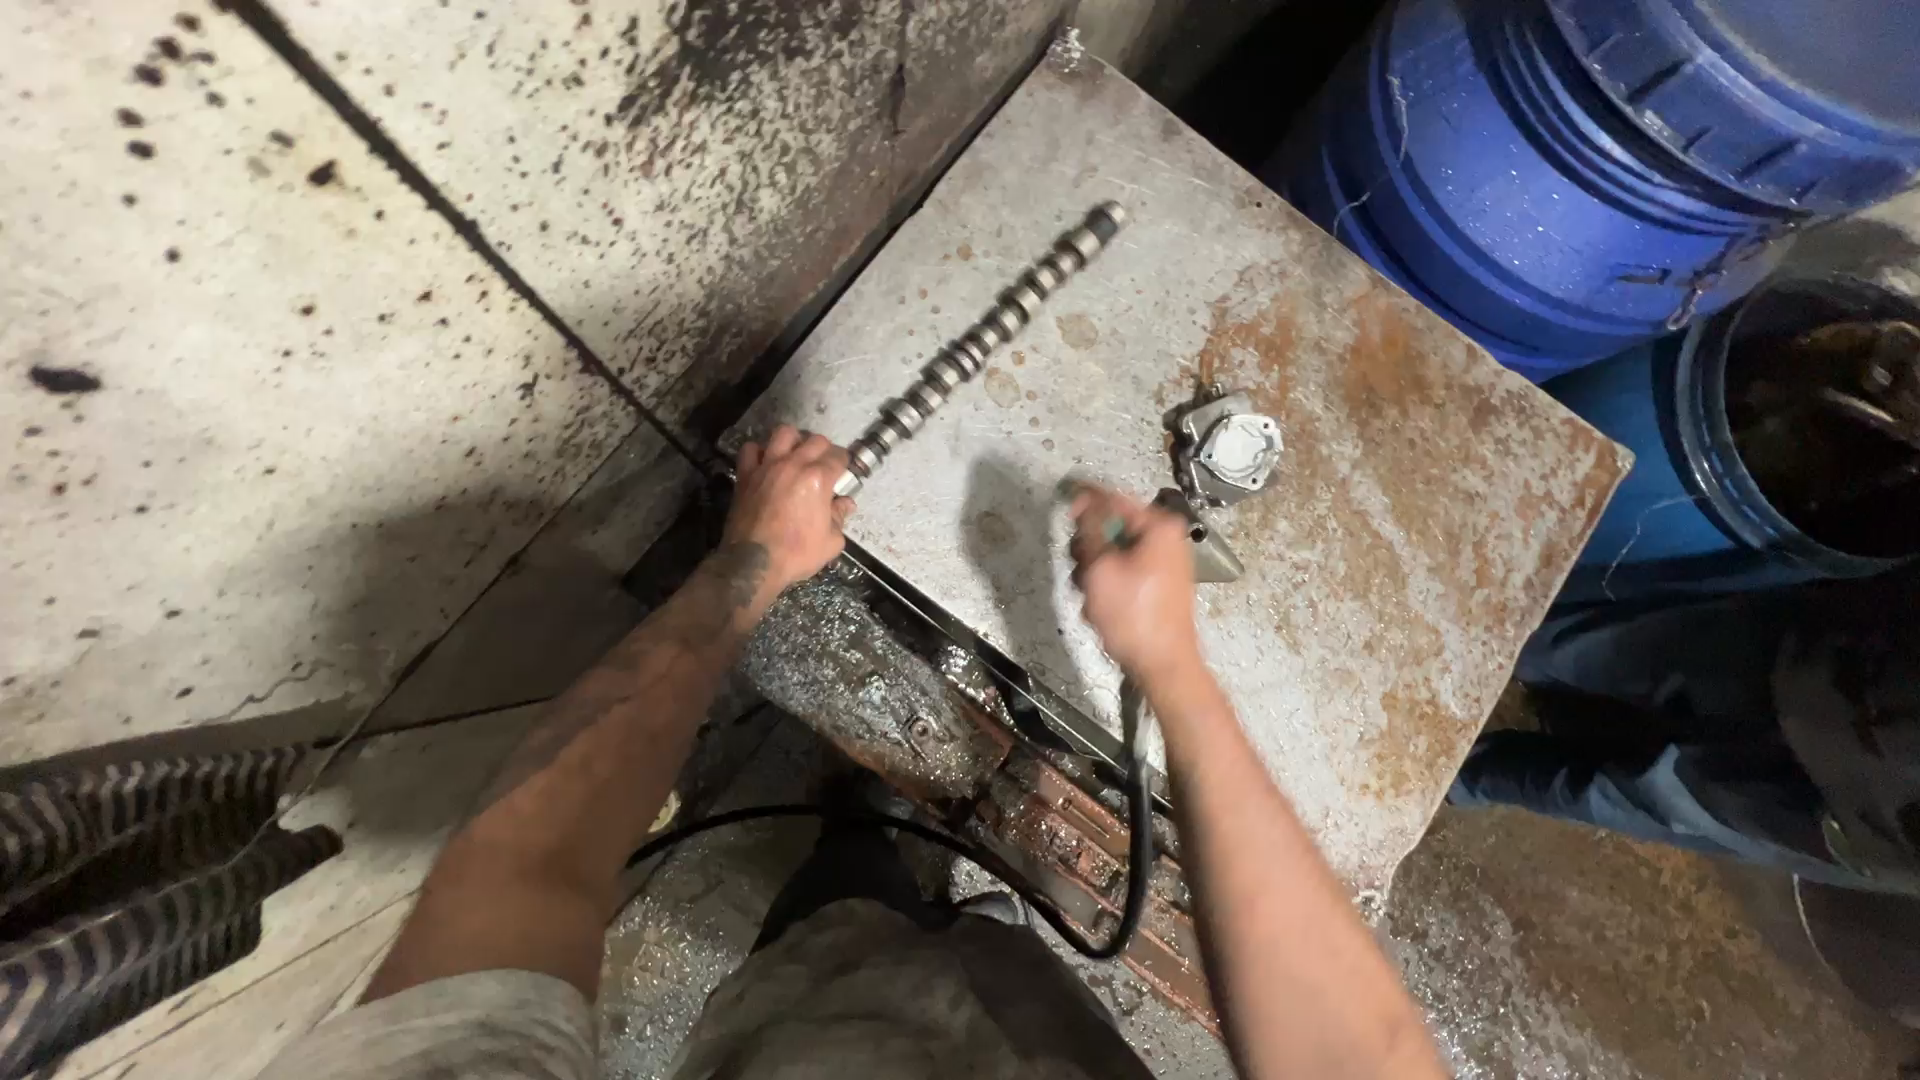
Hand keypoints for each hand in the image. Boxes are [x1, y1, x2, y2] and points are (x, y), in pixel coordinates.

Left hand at [725, 425, 855, 598]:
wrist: (753, 562)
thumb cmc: (796, 554)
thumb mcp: (831, 542)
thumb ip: (840, 518)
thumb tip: (845, 504)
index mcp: (818, 479)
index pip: (838, 457)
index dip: (845, 463)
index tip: (844, 471)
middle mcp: (793, 465)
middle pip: (815, 440)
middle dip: (825, 449)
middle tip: (824, 464)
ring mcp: (767, 467)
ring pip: (783, 433)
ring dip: (794, 440)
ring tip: (796, 454)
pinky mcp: (746, 475)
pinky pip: (751, 449)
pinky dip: (760, 451)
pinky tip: (766, 462)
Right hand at [1068, 485, 1200, 684]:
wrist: (1162, 664)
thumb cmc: (1133, 616)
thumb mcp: (1101, 567)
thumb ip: (1089, 529)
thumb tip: (1083, 500)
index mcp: (1159, 526)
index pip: (1112, 498)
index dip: (1084, 500)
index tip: (1063, 504)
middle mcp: (1166, 539)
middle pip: (1111, 529)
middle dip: (1088, 550)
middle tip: (1082, 571)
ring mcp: (1163, 563)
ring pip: (1113, 553)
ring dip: (1093, 573)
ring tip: (1092, 597)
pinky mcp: (1157, 585)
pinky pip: (1123, 572)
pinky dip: (1107, 586)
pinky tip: (1102, 608)